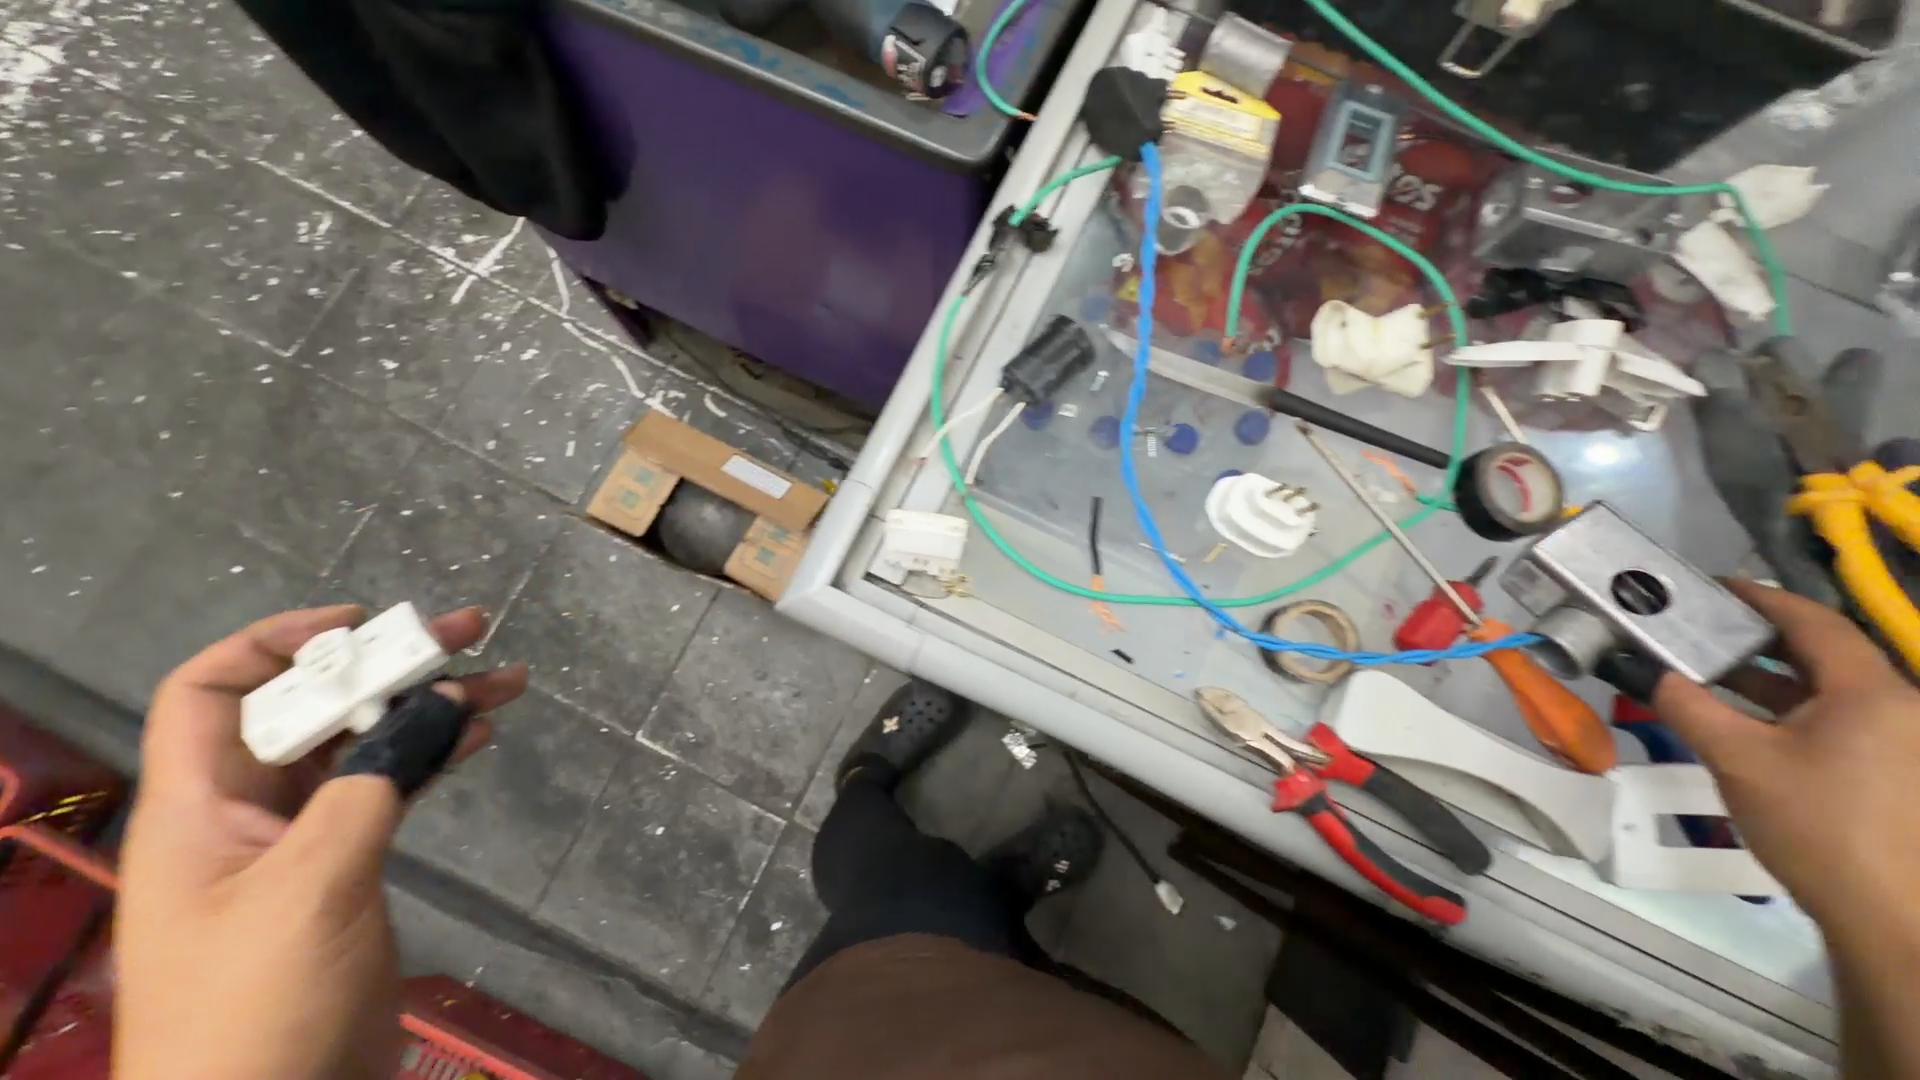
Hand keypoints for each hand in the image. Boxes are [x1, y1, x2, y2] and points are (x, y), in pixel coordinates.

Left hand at [112, 605, 527, 1079]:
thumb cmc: (260, 1000)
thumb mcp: (313, 881)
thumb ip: (373, 783)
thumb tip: (439, 706)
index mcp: (201, 807)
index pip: (214, 692)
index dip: (277, 642)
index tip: (361, 625)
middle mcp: (246, 811)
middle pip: (313, 710)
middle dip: (387, 666)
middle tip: (469, 632)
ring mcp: (301, 839)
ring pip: (366, 746)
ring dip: (430, 709)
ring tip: (506, 680)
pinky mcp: (346, 865)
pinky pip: (391, 787)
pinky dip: (434, 756)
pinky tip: (479, 737)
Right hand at [1652, 580, 1919, 934]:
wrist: (1888, 913)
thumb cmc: (1815, 823)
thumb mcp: (1735, 758)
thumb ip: (1686, 706)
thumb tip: (1643, 671)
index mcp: (1870, 693)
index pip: (1814, 622)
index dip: (1762, 598)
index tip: (1712, 586)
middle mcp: (1896, 707)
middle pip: (1824, 652)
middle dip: (1758, 635)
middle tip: (1698, 626)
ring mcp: (1899, 741)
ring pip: (1828, 688)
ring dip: (1768, 674)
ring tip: (1706, 668)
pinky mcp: (1891, 769)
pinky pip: (1835, 718)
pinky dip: (1786, 707)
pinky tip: (1741, 717)